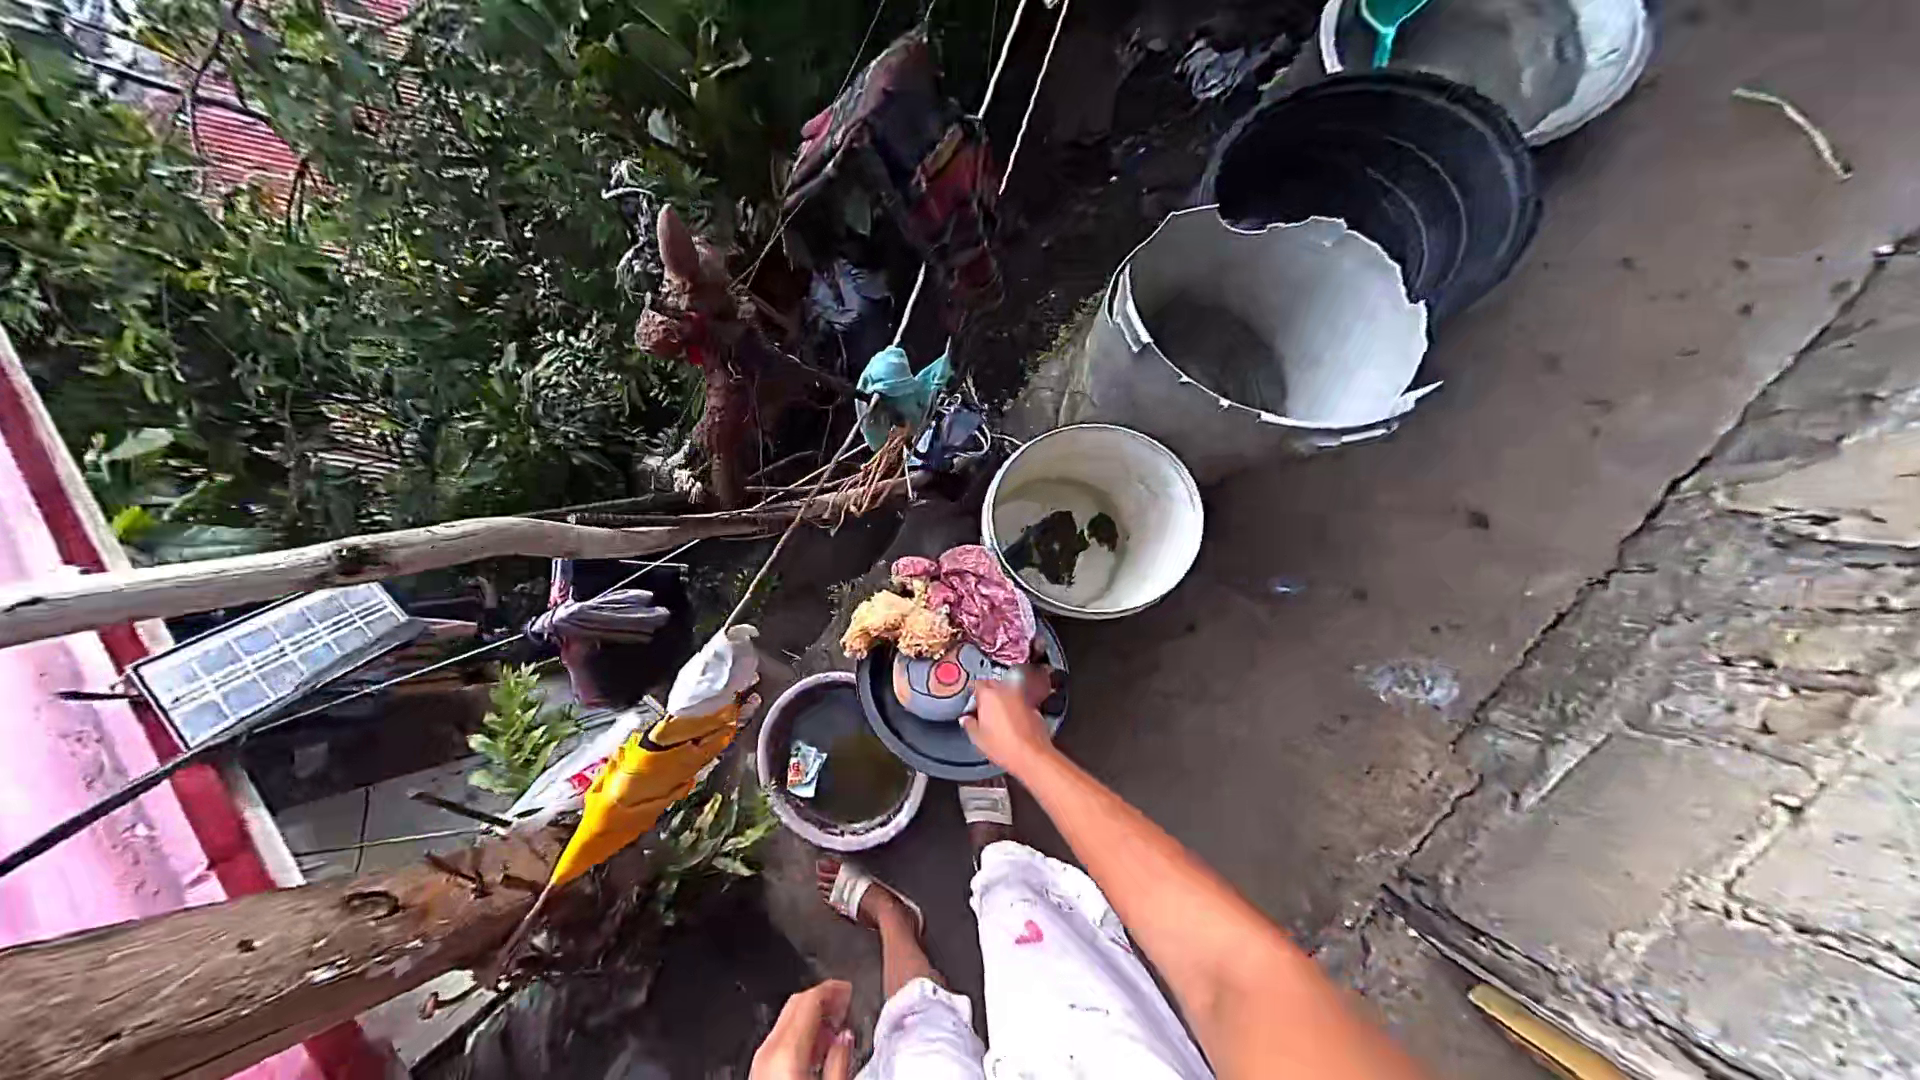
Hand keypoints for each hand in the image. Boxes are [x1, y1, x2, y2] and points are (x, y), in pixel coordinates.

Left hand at [750, 979, 854, 1079]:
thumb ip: (840, 1060)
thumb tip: (846, 1037)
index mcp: (788, 1048)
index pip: (811, 997)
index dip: (833, 988)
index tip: (848, 990)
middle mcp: (769, 1048)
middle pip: (797, 1002)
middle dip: (823, 998)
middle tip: (844, 1004)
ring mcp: (760, 1058)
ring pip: (788, 1017)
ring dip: (812, 1015)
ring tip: (834, 1027)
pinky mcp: (757, 1069)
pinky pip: (780, 1037)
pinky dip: (799, 1031)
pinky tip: (815, 1048)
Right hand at [962, 666, 1057, 772]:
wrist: (1032, 755)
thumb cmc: (1004, 746)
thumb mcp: (978, 738)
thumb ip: (969, 724)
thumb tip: (966, 719)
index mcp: (989, 695)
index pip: (977, 683)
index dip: (973, 694)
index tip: (971, 705)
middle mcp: (1006, 691)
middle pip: (993, 684)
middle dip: (987, 693)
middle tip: (983, 709)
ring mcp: (1021, 697)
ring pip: (1007, 692)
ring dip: (1002, 699)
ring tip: (998, 717)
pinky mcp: (1032, 707)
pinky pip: (1019, 702)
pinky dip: (1014, 707)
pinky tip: (1012, 723)